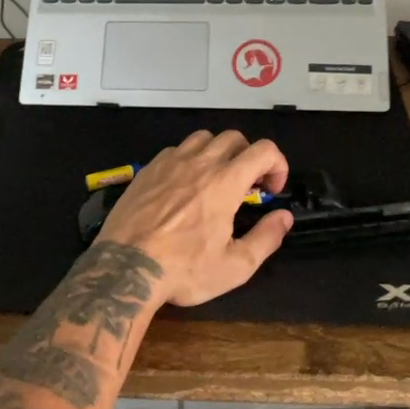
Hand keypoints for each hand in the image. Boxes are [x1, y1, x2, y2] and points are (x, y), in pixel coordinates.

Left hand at [95, 130, 293, 306]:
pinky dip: (188, 159)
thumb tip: (284, 217)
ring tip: (216, 180)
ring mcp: (169, 163)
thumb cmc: (183, 270)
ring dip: (218, 152)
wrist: (125, 268)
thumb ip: (266, 238)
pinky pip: (175, 150)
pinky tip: (184, 185)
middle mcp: (199, 163)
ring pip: (203, 138)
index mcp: (225, 182)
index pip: (263, 150)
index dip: (277, 165)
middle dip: (249, 156)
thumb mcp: (234, 267)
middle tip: (247, 186)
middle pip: (234, 138)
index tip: (272, 191)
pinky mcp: (147, 170)